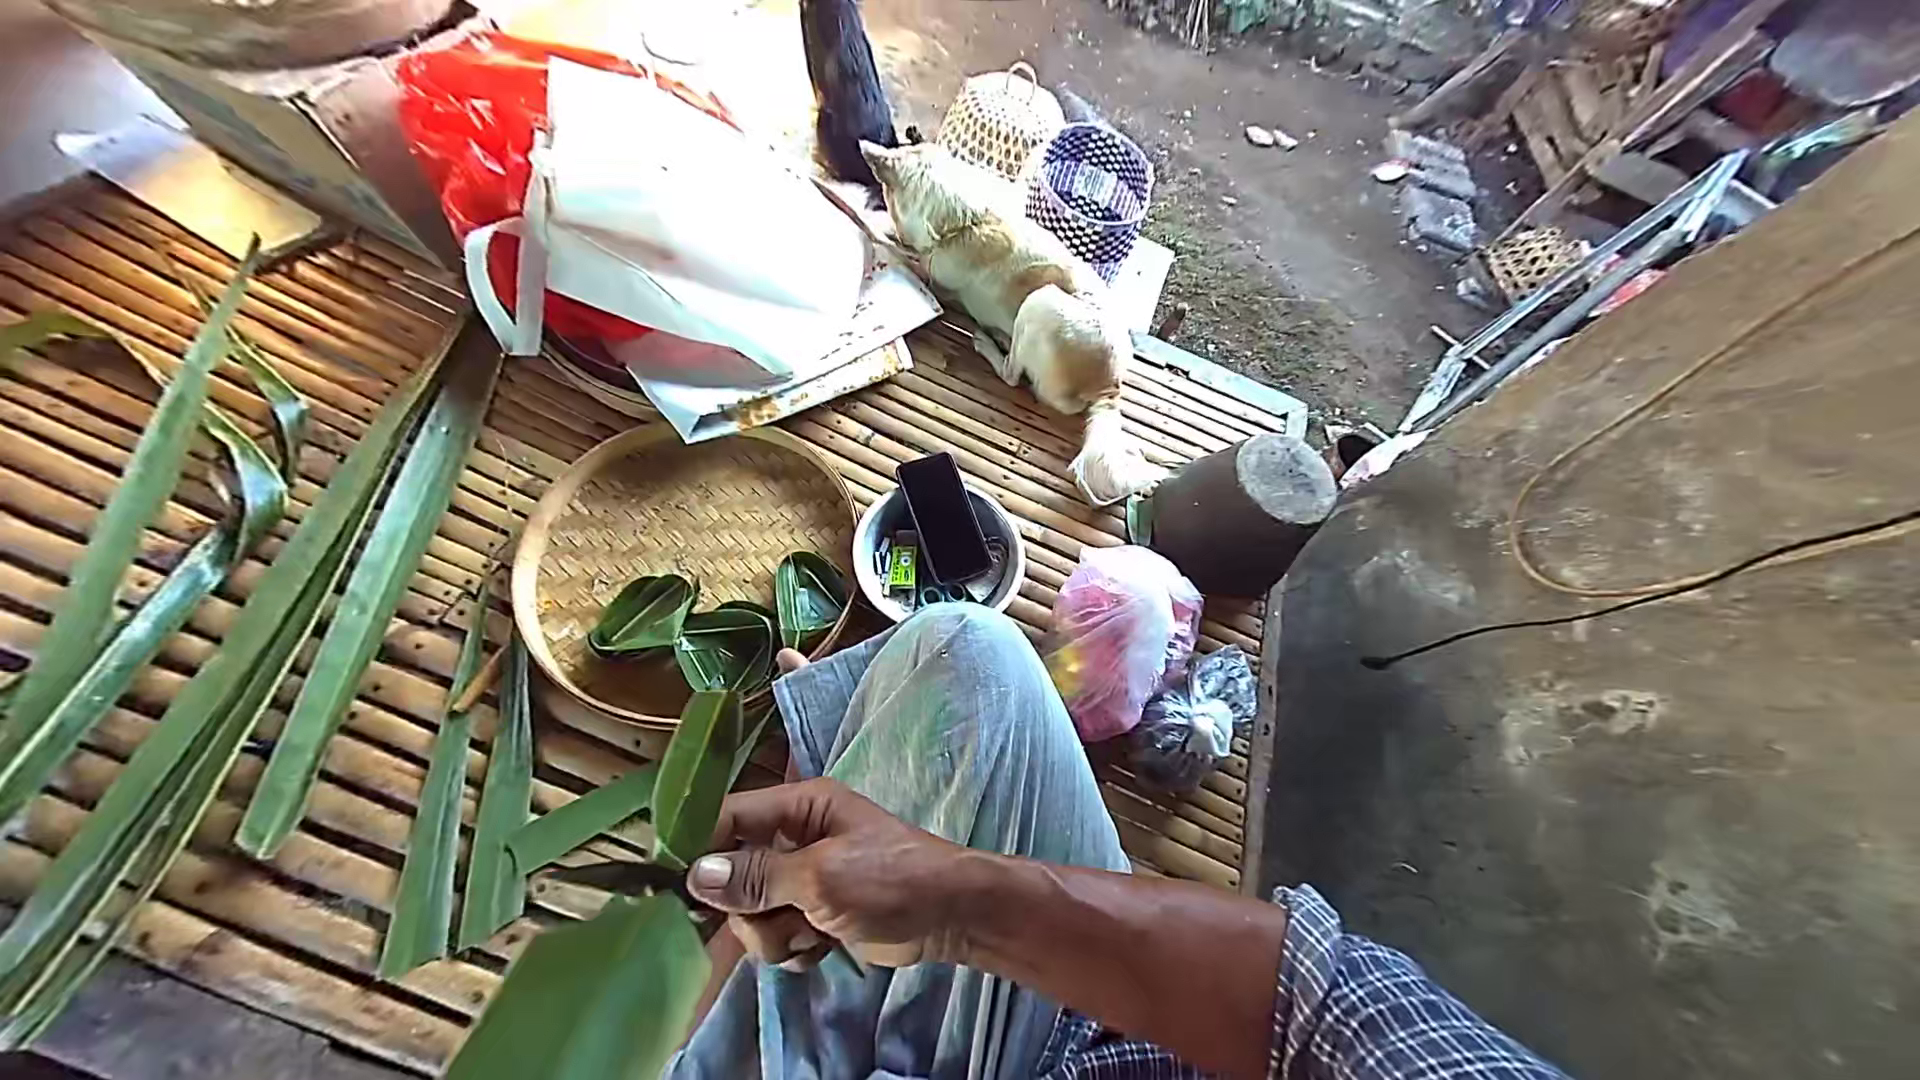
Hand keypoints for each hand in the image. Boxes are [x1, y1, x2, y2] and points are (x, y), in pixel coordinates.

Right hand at [685, 777, 980, 968]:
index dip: (701, 847)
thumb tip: (694, 874)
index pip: (731, 816)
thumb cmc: (887, 878)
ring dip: (777, 934)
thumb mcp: (820, 876)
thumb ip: (757, 877)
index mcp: (800, 807)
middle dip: (753, 909)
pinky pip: (777, 934)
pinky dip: (796, 946)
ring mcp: (804, 876)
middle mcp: (796, 836)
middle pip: (735, 875)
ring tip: (815, 929)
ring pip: (754, 913)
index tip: (676, 889)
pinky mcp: (814, 910)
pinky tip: (826, 942)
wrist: (944, 913)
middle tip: (784, 917)